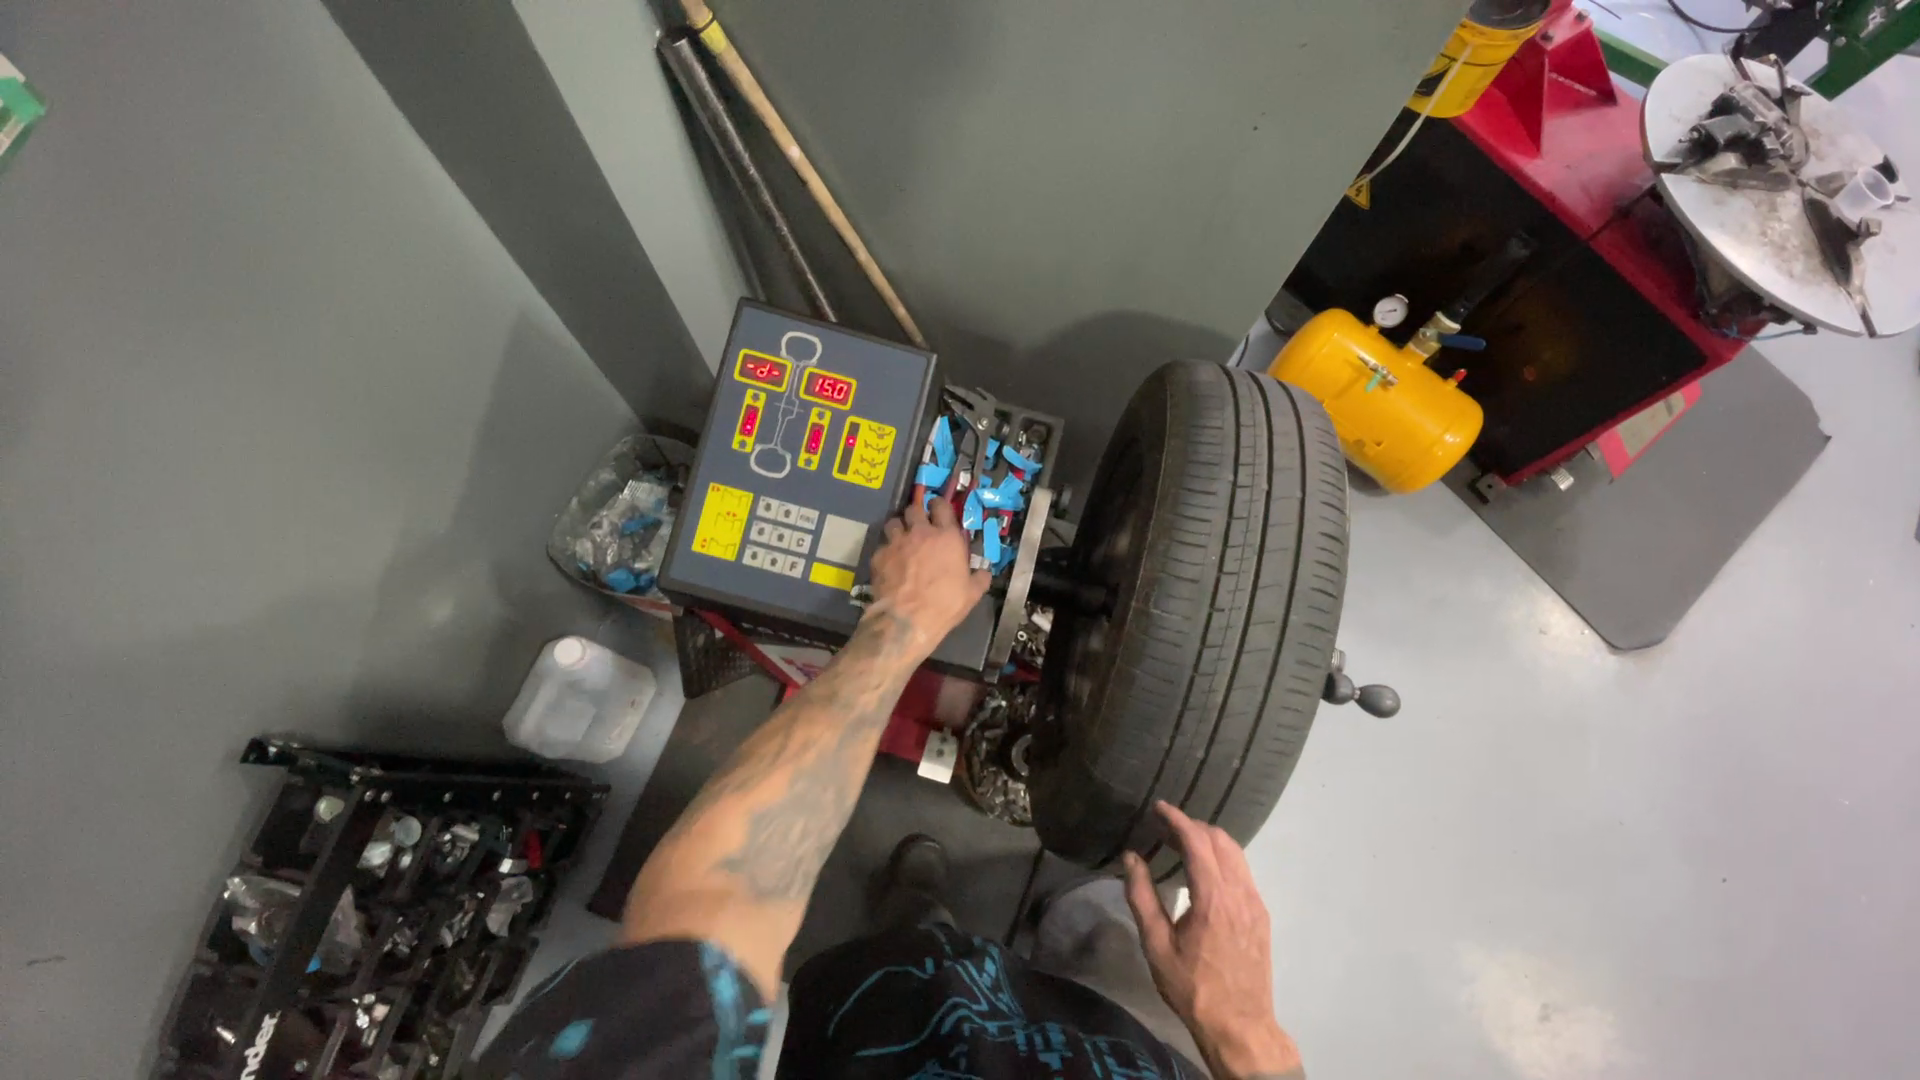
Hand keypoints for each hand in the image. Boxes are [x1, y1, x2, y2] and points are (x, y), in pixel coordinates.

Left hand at [866, 492, 990, 660]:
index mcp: (947, 537)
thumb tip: (984, 573)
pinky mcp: (879, 555)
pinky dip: (886, 552)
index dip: (939, 505)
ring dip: (898, 529)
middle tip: (918, 526)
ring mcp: (897, 542)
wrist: (907, 620)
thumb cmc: (945, 604)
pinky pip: (882, 546)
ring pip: (893, 522)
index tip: (937, 510)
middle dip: (916, 514)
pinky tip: (889, 564)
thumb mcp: (972, 594)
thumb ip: (979, 578)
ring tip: (901, 541)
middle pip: (913, 508)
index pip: (941, 506)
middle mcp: (920, 532)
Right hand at [1124, 802, 1301, 1079]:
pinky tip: (1203, 869)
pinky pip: (1242, 871)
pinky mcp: (1261, 915)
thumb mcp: (1156, 945)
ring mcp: (1255, 904)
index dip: (1176, 820)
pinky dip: (1222, 857)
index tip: (1157, 808)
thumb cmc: (1192, 987)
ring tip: (1181, 842)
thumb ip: (1142, 897)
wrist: (1239, 1026)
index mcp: (1213, 899)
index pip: (1197, 842)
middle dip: (1191, 826)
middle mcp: (1239, 894)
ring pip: (1235, 853)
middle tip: (1163, 827)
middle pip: (1219, 840)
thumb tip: (1131, 857)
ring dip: (1208, 840)